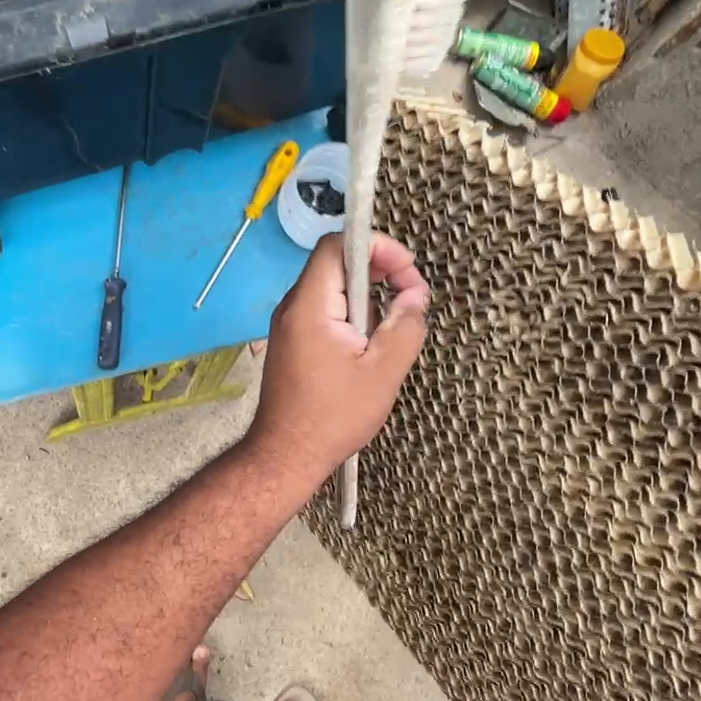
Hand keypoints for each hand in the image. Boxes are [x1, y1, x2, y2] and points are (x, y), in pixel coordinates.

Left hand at [243, 232, 428, 487]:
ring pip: (334, 290)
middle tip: (410, 300)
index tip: (407, 271)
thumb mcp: (383, 372)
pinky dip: (352, 319)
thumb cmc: (333, 417)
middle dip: (379, 274)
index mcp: (310, 306)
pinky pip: (325, 313)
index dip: (377, 246)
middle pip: (337, 264)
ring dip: (369, 301)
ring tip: (390, 333)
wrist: (286, 455)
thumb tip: (415, 296)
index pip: (337, 245)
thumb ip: (405, 326)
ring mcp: (288, 325)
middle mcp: (292, 307)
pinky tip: (368, 350)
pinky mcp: (291, 343)